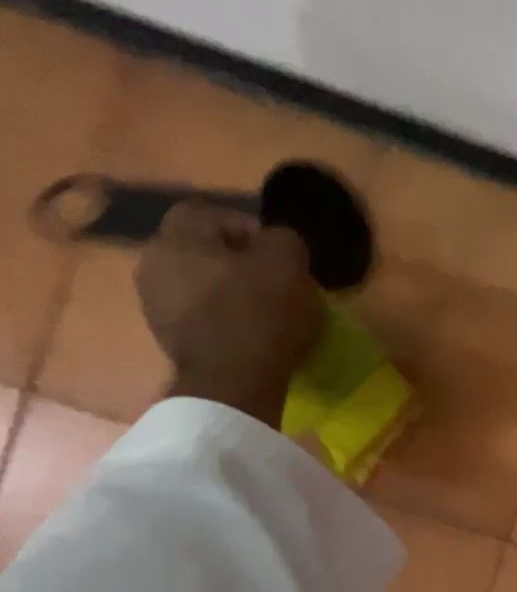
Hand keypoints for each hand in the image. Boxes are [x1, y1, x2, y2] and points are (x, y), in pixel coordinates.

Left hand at [137, 202, 321, 425]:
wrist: (231, 379)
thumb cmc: (260, 314)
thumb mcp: (288, 266)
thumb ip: (284, 240)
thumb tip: (279, 240)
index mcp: (177, 238)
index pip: (209, 212)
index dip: (249, 226)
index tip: (281, 252)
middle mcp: (153, 260)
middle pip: (201, 248)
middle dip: (239, 260)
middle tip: (276, 280)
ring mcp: (153, 299)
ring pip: (197, 280)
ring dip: (228, 288)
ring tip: (265, 310)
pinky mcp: (165, 332)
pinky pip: (196, 310)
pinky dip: (221, 315)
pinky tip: (248, 331)